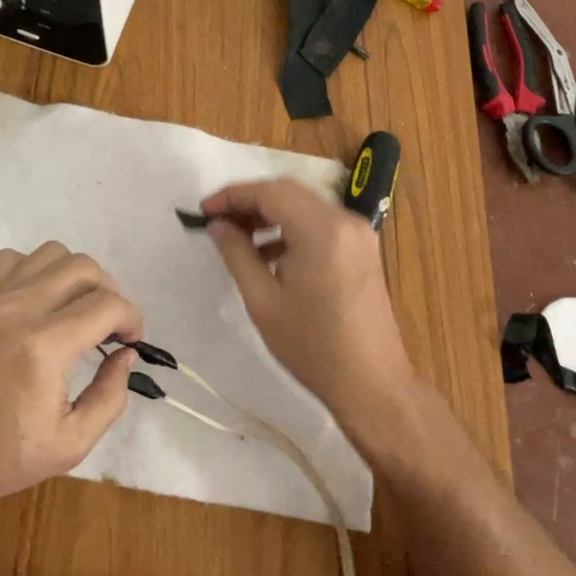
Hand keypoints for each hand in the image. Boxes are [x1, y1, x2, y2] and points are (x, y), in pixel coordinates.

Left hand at [0, 242, 141, 518]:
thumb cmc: (0, 459)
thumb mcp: (71, 444)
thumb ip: (110, 395)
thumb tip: (125, 354)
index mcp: (45, 347)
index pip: (108, 304)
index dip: (132, 319)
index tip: (131, 343)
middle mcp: (21, 309)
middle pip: (85, 267)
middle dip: (110, 294)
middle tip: (110, 330)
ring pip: (52, 253)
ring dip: (77, 276)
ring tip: (79, 312)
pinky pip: (15, 259)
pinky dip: (38, 270)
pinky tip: (42, 303)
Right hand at [201, 178, 418, 426]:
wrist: (372, 383)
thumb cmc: (313, 346)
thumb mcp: (263, 300)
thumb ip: (237, 254)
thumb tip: (217, 225)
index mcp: (321, 229)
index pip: (269, 192)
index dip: (232, 196)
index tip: (202, 212)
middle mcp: (344, 221)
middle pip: (288, 192)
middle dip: (249, 201)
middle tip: (217, 222)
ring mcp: (358, 234)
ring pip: (304, 205)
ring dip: (270, 213)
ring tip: (238, 237)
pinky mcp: (362, 249)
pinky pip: (320, 223)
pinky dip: (291, 227)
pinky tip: (269, 253)